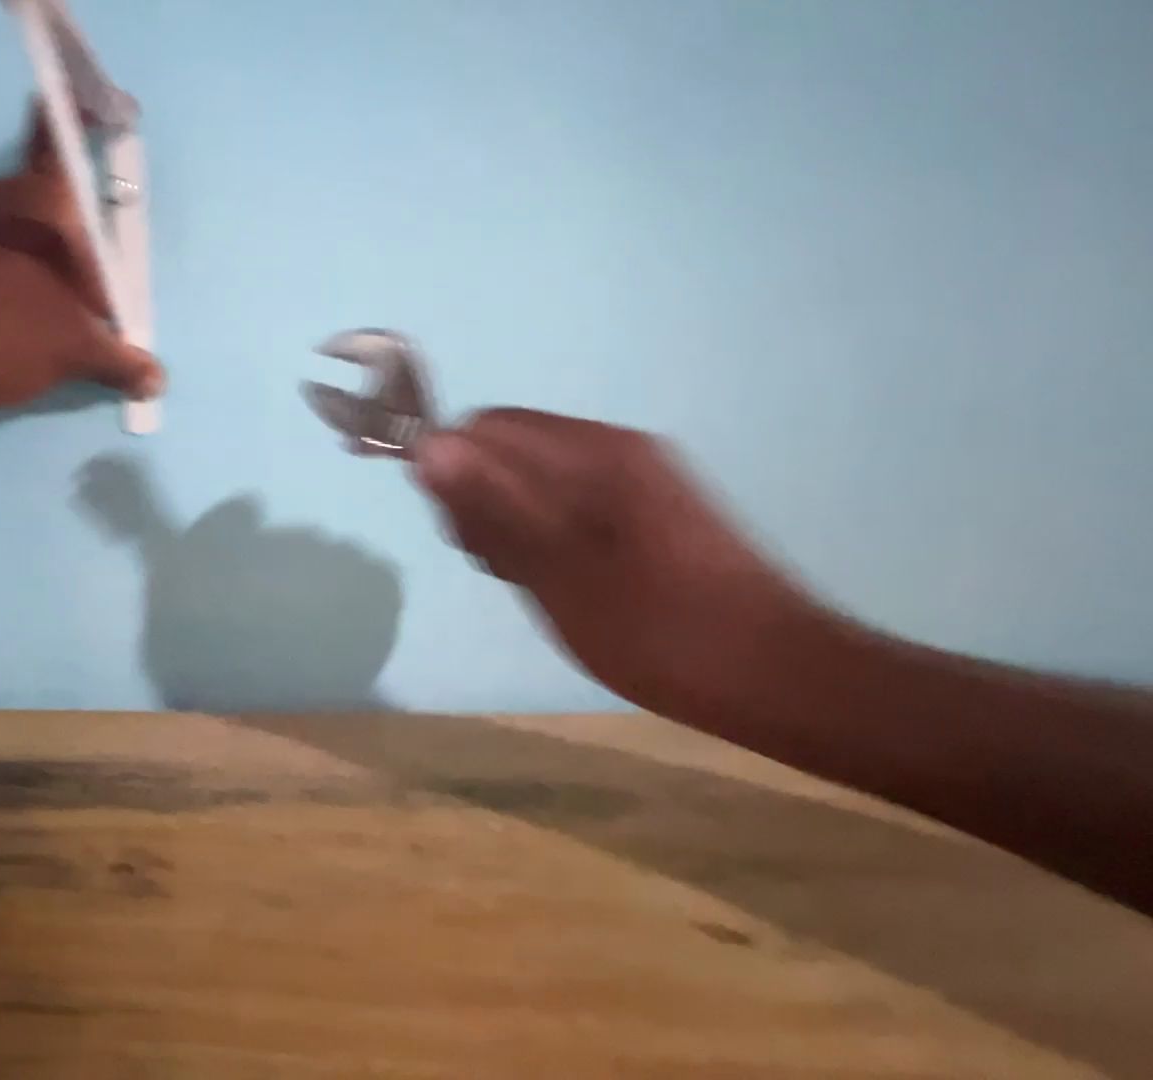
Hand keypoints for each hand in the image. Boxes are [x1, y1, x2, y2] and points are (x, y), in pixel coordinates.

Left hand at [0, 101, 163, 418]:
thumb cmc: (14, 333)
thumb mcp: (79, 352)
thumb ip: (121, 361)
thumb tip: (157, 380)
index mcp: (46, 203)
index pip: (58, 137)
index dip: (76, 114)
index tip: (98, 104)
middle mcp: (3, 200)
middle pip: (48, 195)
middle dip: (74, 225)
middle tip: (96, 270)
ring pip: (20, 226)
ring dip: (45, 255)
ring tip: (67, 301)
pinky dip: (18, 271)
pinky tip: (29, 311)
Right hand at [412, 408, 822, 714]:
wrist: (776, 679)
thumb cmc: (657, 630)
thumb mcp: (557, 570)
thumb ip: (490, 505)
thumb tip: (427, 447)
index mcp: (593, 453)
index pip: (484, 428)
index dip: (453, 473)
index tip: (464, 536)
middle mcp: (614, 449)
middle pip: (506, 448)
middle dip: (480, 501)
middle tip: (500, 566)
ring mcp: (634, 479)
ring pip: (532, 480)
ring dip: (509, 522)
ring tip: (530, 580)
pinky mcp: (645, 510)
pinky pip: (566, 502)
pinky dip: (543, 534)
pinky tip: (557, 580)